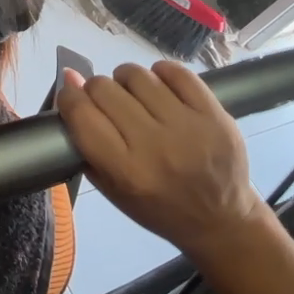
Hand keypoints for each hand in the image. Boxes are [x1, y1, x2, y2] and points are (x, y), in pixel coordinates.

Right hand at [56, 62, 266, 256]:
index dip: (69, 97)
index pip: (80, 112)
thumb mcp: (110, 186)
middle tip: (110, 108)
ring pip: (136, 74)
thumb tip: (69, 77)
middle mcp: (157, 147)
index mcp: (127, 171)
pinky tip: (162, 92)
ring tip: (137, 100)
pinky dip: (161, 75)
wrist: (224, 222)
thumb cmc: (157, 207)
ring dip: (128, 83)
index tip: (73, 99)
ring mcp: (190, 128)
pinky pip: (174, 72)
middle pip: (104, 87)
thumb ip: (83, 135)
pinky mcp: (215, 115)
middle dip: (98, 92)